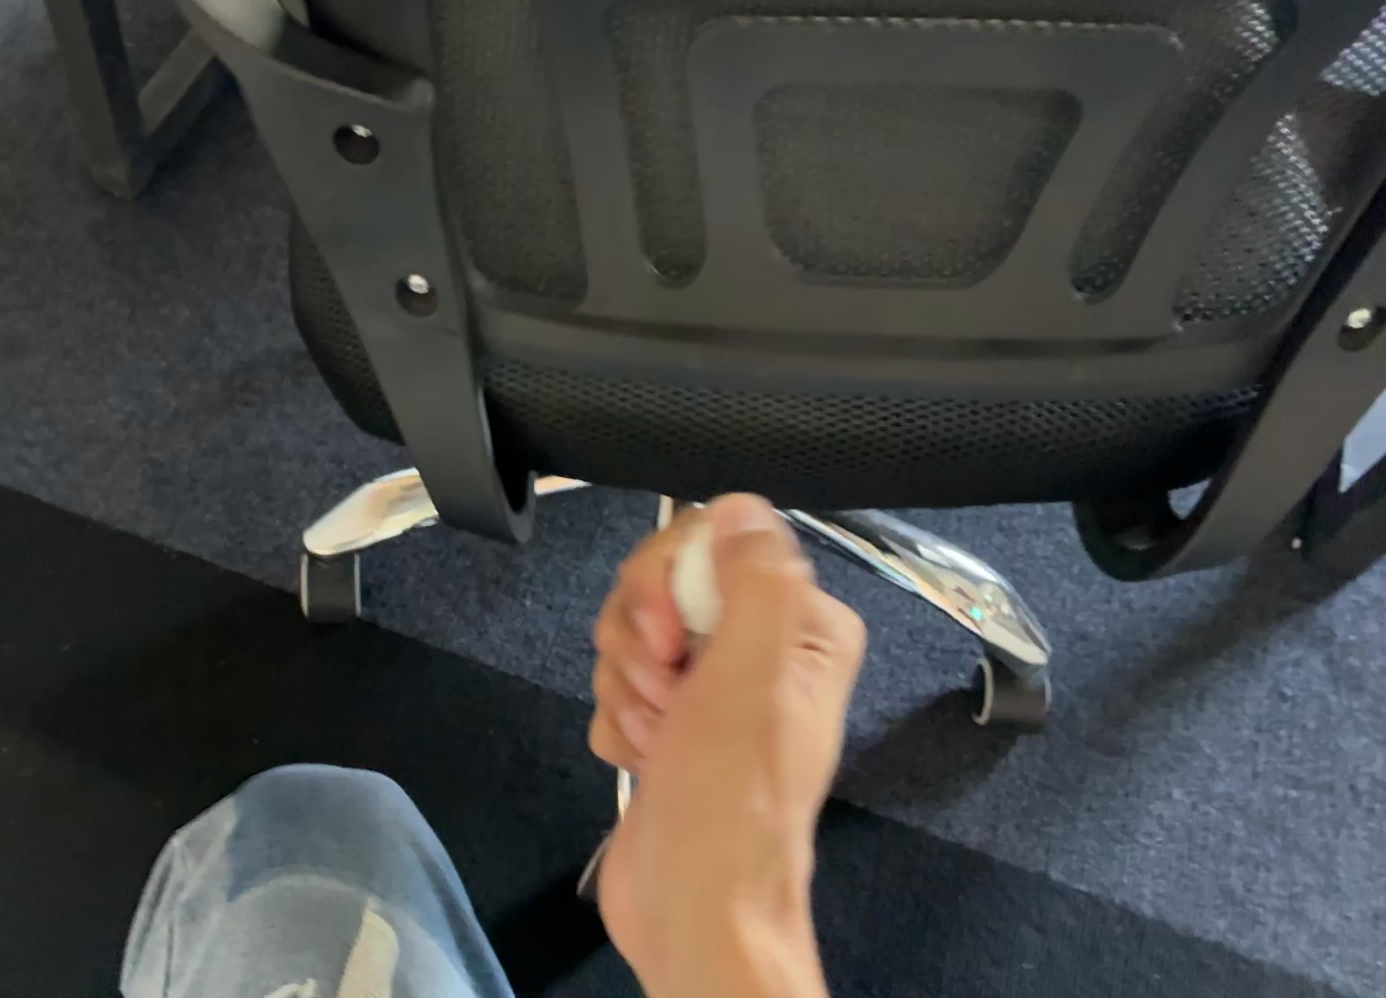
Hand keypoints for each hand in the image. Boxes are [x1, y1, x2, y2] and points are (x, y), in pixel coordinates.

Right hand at [592, 495, 866, 997]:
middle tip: (664, 696)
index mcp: (795, 623)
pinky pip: (618, 682)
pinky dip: (620, 720)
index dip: (665, 580)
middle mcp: (755, 644)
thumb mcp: (752, 676)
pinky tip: (643, 760)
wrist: (691, 907)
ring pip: (629, 634)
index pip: (707, 541)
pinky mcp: (667, 717)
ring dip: (628, 688)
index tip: (665, 640)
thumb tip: (739, 505)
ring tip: (658, 742)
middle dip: (640, 642)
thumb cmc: (729, 794)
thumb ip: (756, 579)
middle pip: (657, 585)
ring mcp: (706, 683)